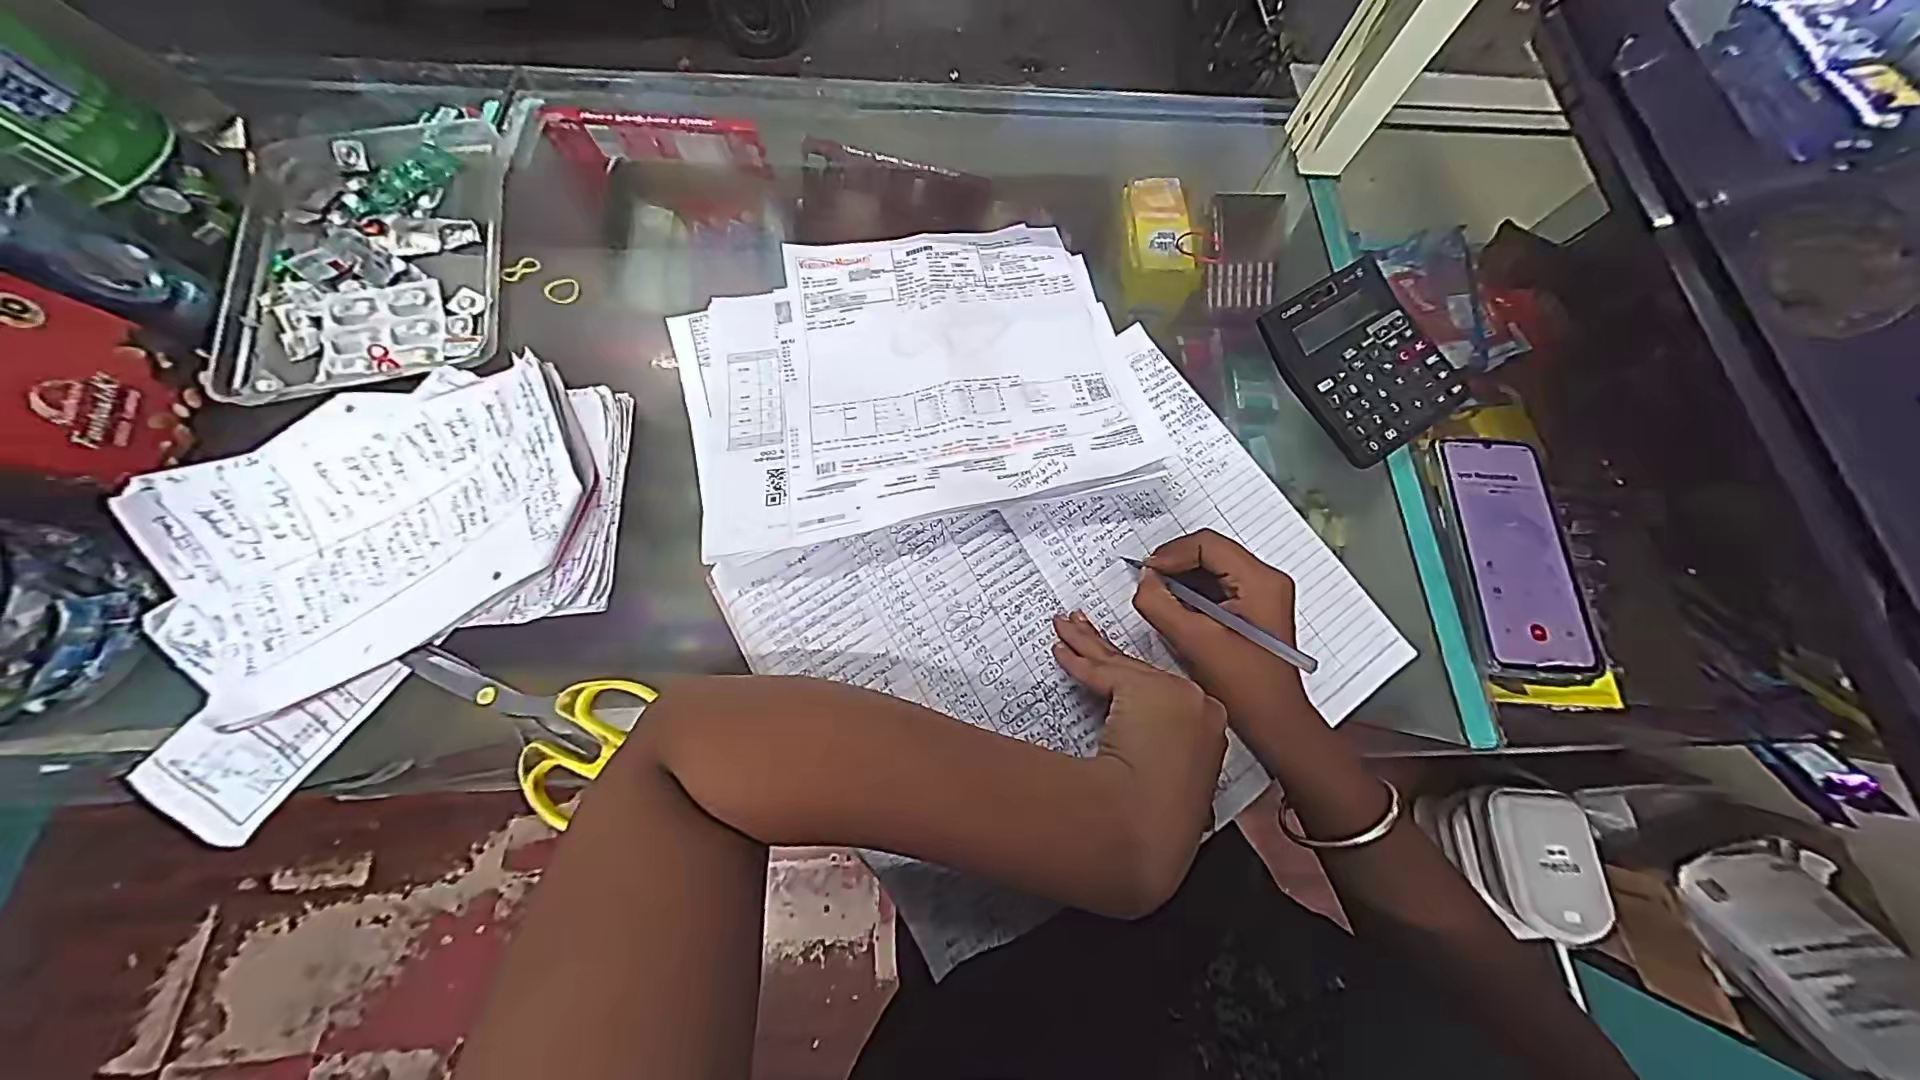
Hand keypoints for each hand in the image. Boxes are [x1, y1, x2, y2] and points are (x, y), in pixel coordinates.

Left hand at [1052, 611, 1225, 837]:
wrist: (1151, 824)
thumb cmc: (1160, 817)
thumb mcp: (1169, 779)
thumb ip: (1161, 752)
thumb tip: (1138, 749)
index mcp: (1209, 727)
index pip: (1163, 690)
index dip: (1133, 675)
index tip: (1117, 665)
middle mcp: (1198, 704)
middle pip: (1141, 669)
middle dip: (1107, 649)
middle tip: (1085, 628)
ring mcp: (1174, 693)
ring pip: (1119, 661)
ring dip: (1087, 643)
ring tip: (1065, 628)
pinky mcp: (1143, 689)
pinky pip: (1100, 670)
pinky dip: (1077, 660)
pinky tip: (1060, 649)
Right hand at [1132, 529, 1305, 714]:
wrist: (1272, 719)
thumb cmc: (1247, 687)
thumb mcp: (1193, 641)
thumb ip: (1160, 604)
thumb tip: (1145, 581)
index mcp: (1260, 583)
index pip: (1207, 544)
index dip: (1171, 553)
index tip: (1149, 571)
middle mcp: (1266, 581)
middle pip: (1210, 551)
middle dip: (1175, 564)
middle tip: (1150, 581)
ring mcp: (1261, 593)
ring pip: (1210, 567)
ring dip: (1181, 579)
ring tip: (1161, 598)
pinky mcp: (1251, 606)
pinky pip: (1215, 585)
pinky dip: (1191, 592)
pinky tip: (1177, 610)